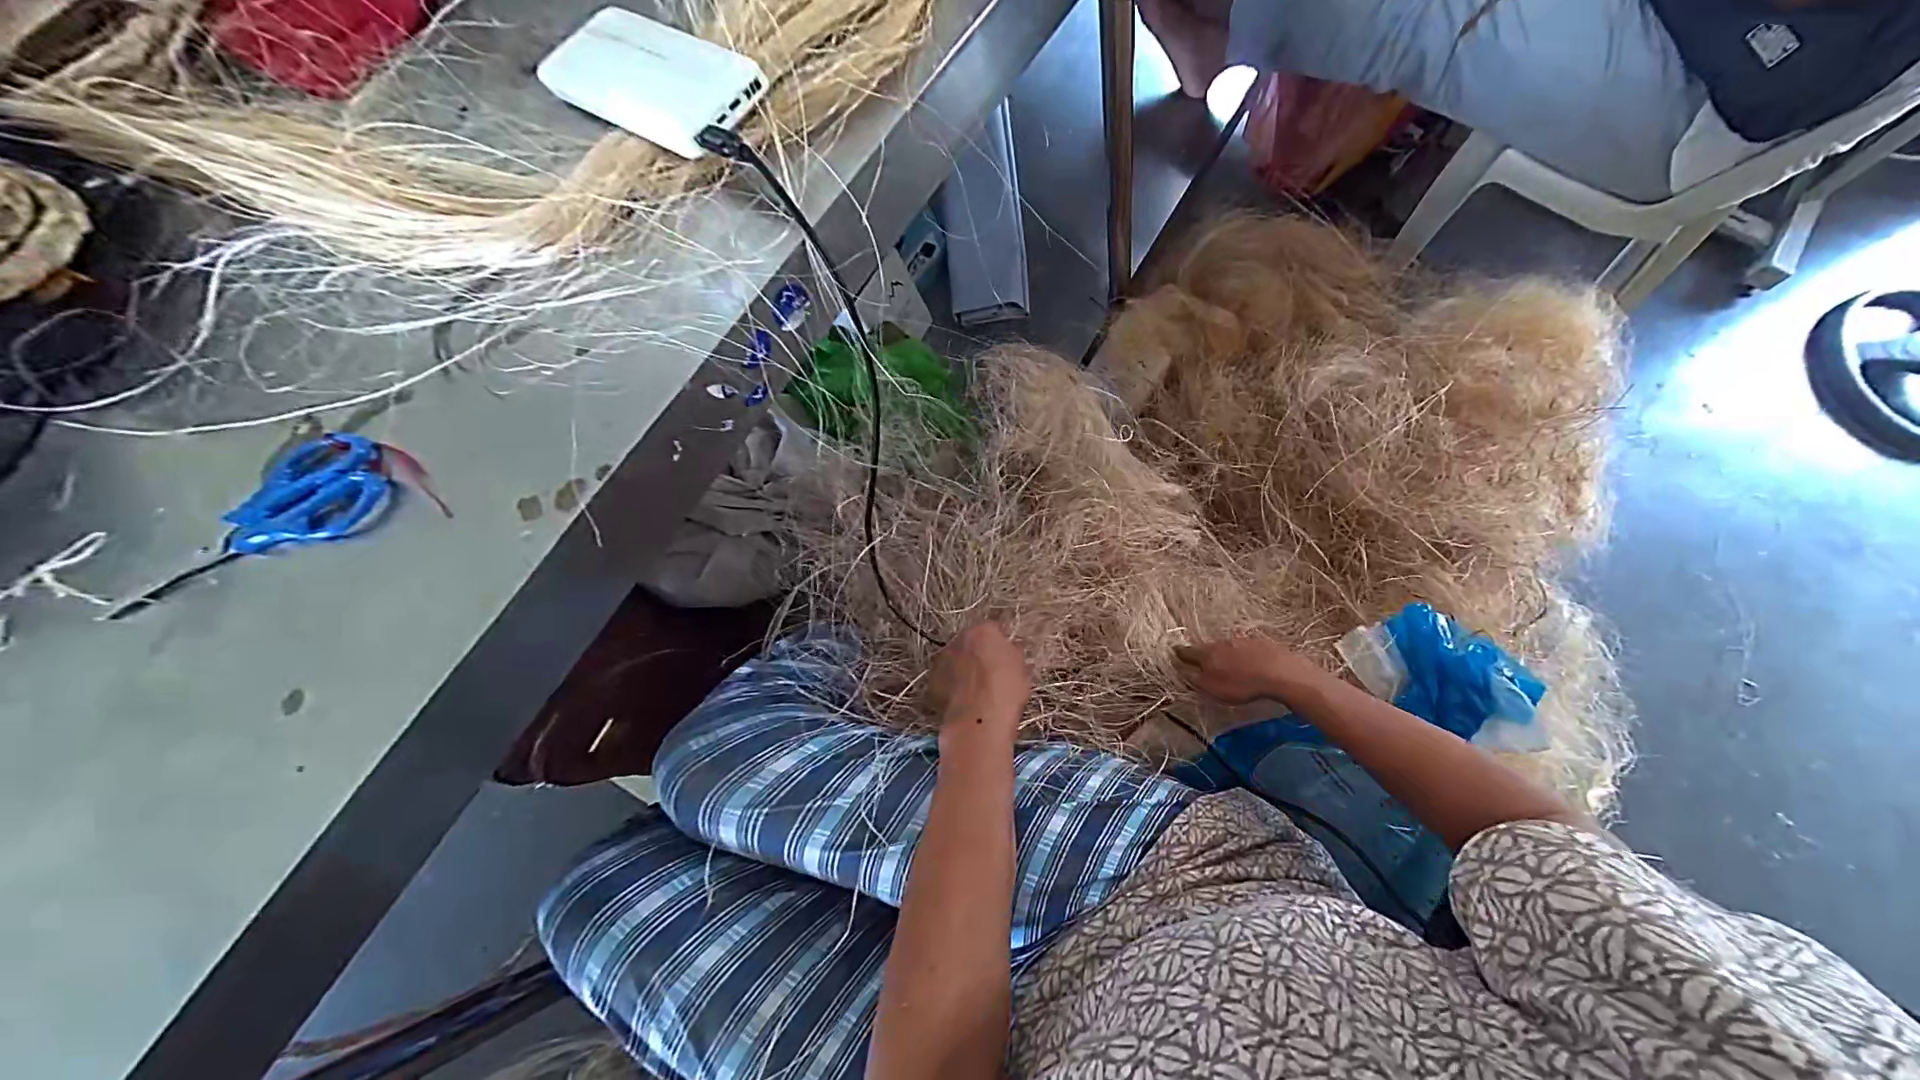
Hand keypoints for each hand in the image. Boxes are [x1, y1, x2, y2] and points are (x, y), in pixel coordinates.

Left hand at [926, 622, 1030, 739]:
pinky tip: (962, 700)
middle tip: (990, 673)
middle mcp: (959, 639)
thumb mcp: (1022, 668)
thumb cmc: (1006, 691)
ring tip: (974, 689)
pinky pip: (945, 678)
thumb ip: (1014, 653)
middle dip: (978, 653)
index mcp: (983, 631)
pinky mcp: (932, 680)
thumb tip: (1012, 649)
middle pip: (970, 642)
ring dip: (962, 668)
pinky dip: (951, 685)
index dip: (999, 644)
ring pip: (955, 659)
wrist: (979, 720)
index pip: (992, 630)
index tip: (1005, 658)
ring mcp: (942, 659)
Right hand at [1174, 636, 1317, 704]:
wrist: (1281, 674)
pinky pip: (1249, 649)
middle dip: (1206, 655)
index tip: (1175, 655)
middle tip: (1207, 665)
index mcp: (1207, 653)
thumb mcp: (1213, 689)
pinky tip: (1253, 665)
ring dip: (1228, 655)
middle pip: (1209, 648)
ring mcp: (1244, 640)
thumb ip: (1195, 680)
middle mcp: (1222, 642)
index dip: (1179, 654)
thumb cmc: (1242, 684)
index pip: (1187, 651)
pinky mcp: (1263, 643)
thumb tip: (1182, 671)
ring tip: (1232, 666)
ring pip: (1229, 647)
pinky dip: (1247, 656)